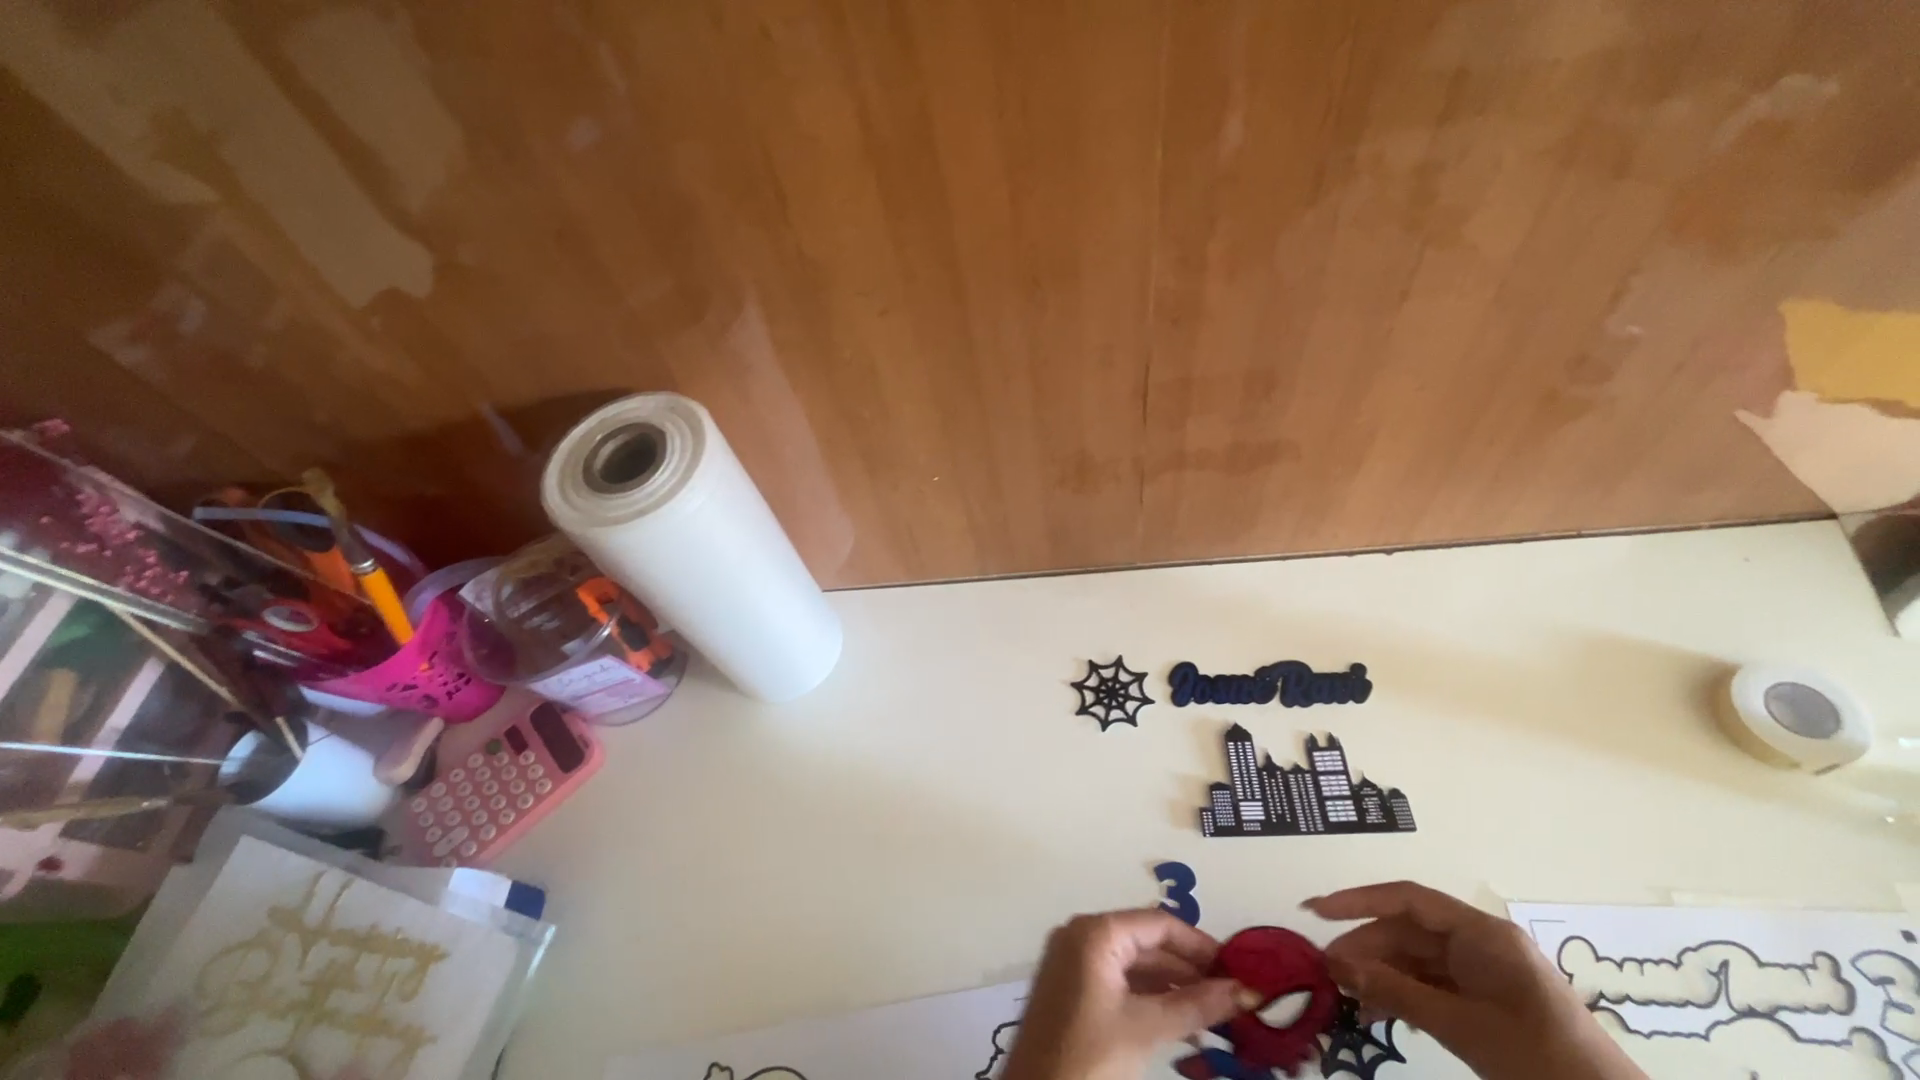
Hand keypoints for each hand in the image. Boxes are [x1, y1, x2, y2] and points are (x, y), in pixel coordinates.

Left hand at [1002, 909, 1260, 1079]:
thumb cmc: (1089, 1055)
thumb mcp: (1147, 1029)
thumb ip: (1197, 1005)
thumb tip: (1245, 991)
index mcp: (1096, 932)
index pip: (1160, 924)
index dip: (1201, 946)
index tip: (1239, 970)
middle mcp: (1082, 936)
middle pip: (1148, 942)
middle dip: (1191, 969)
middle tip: (1234, 997)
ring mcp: (1074, 962)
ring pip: (1136, 965)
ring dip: (1175, 987)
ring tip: (1218, 1015)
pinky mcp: (1073, 989)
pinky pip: (1120, 982)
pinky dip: (1151, 998)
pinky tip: (1185, 1024)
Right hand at [1306, 882, 1645, 1079]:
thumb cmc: (1537, 1057)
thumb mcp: (1460, 1025)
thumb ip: (1395, 991)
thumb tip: (1335, 965)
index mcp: (1482, 934)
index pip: (1408, 900)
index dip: (1358, 901)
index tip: (1315, 911)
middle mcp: (1481, 943)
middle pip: (1408, 931)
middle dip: (1365, 948)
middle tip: (1326, 972)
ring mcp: (1486, 972)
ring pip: (1417, 961)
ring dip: (1381, 976)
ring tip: (1348, 999)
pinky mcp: (1489, 1001)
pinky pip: (1434, 985)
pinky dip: (1404, 996)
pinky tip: (1382, 1015)